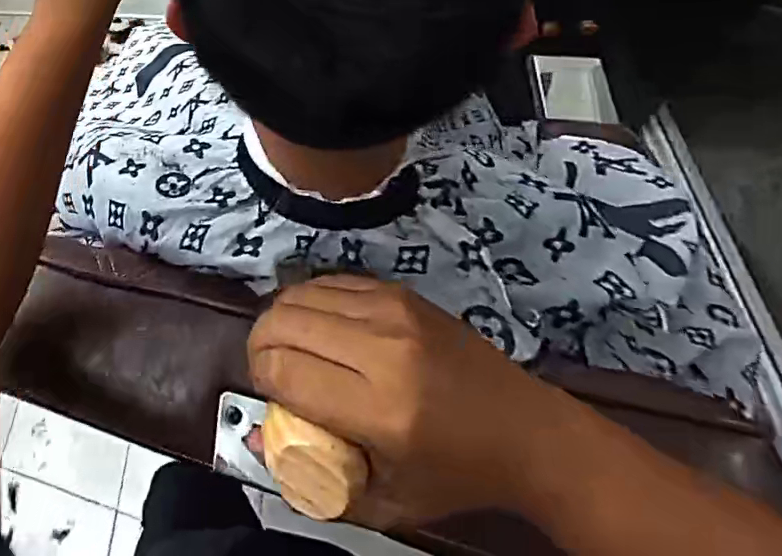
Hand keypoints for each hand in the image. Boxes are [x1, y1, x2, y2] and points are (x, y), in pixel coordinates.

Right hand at [248, 277, 572, 527]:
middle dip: (260, 343)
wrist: (526, 429)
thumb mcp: (388, 502)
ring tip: (289, 344)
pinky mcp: (399, 291)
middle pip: (283, 322)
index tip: (267, 391)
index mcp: (381, 408)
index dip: (259, 376)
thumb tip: (255, 438)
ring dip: (281, 318)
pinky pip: (329, 281)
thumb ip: (314, 478)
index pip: (284, 370)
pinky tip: (317, 324)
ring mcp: (392, 310)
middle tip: (268, 366)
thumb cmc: (456, 474)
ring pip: (300, 294)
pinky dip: (309, 299)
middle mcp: (383, 348)